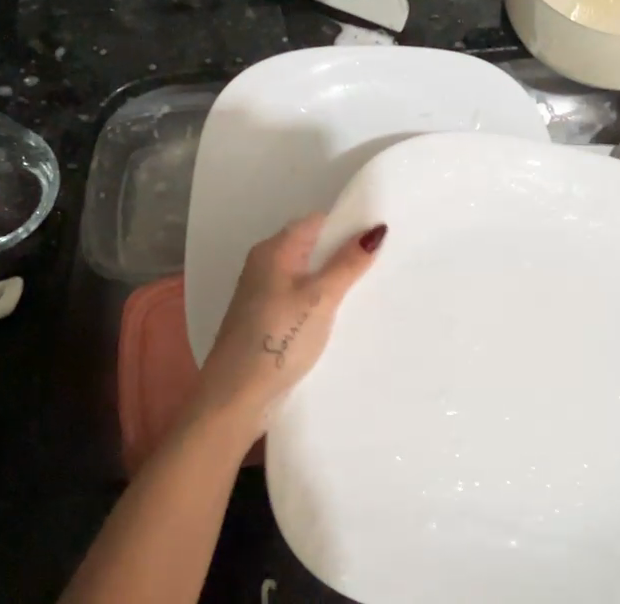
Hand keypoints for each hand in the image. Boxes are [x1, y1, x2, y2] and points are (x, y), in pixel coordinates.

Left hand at [190, 214, 383, 435]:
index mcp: (274, 249)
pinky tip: (339, 313)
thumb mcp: (320, 298)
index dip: (348, 224)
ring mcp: (263, 293)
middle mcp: (265, 264)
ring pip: (307, 273)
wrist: (236, 397)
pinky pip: (299, 296)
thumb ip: (348, 263)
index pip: (317, 221)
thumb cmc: (278, 339)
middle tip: (383, 260)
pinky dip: (320, 298)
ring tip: (369, 285)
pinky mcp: (266, 318)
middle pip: (312, 246)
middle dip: (344, 252)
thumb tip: (375, 230)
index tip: (381, 234)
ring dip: (333, 278)